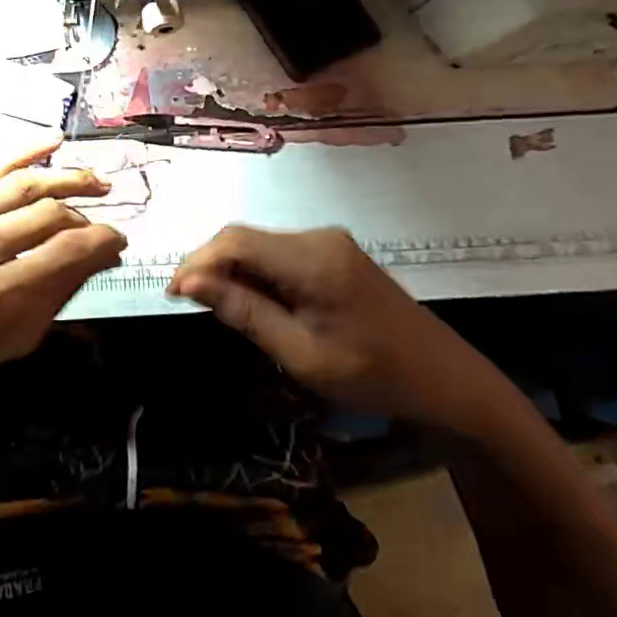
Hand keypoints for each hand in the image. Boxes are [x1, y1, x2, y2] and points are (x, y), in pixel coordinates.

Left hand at [0, 145, 126, 426]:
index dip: (104, 241)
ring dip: (66, 178)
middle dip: (86, 214)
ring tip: (94, 180)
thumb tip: (99, 256)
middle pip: (49, 213)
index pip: (69, 250)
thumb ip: (59, 293)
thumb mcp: (15, 339)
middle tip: (102, 219)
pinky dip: (22, 155)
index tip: (118, 241)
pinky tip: (53, 145)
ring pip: (22, 184)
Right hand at [169, 226, 478, 421]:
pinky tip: (258, 305)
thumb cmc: (374, 375)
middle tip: (190, 305)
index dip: (197, 262)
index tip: (171, 294)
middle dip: (212, 266)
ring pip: (262, 245)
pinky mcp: (337, 255)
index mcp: (312, 258)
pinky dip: (260, 275)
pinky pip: (283, 255)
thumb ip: (245, 312)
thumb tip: (190, 282)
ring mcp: (331, 243)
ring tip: (221, 311)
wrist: (445, 379)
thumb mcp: (301, 353)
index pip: (235, 240)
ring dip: (235, 272)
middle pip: (246, 237)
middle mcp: (319, 237)